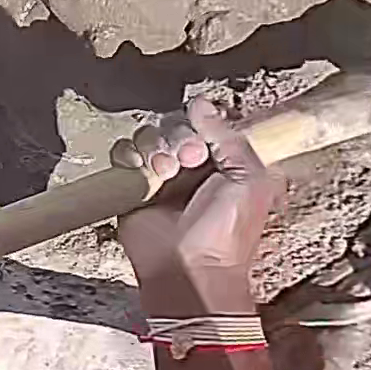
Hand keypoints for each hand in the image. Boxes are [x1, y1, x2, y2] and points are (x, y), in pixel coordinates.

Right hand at [111, 96, 284, 314]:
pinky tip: (143, 176)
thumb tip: (201, 102)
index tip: (203, 148)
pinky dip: (129, 157)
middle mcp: (186, 163)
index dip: (200, 125)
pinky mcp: (130, 184)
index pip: (201, 121)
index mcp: (218, 159)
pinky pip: (121, 153)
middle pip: (171, 124)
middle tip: (186, 164)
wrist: (189, 267)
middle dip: (177, 139)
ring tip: (164, 175)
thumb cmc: (227, 229)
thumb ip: (229, 136)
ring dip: (154, 149)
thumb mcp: (249, 178)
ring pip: (145, 135)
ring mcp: (156, 173)